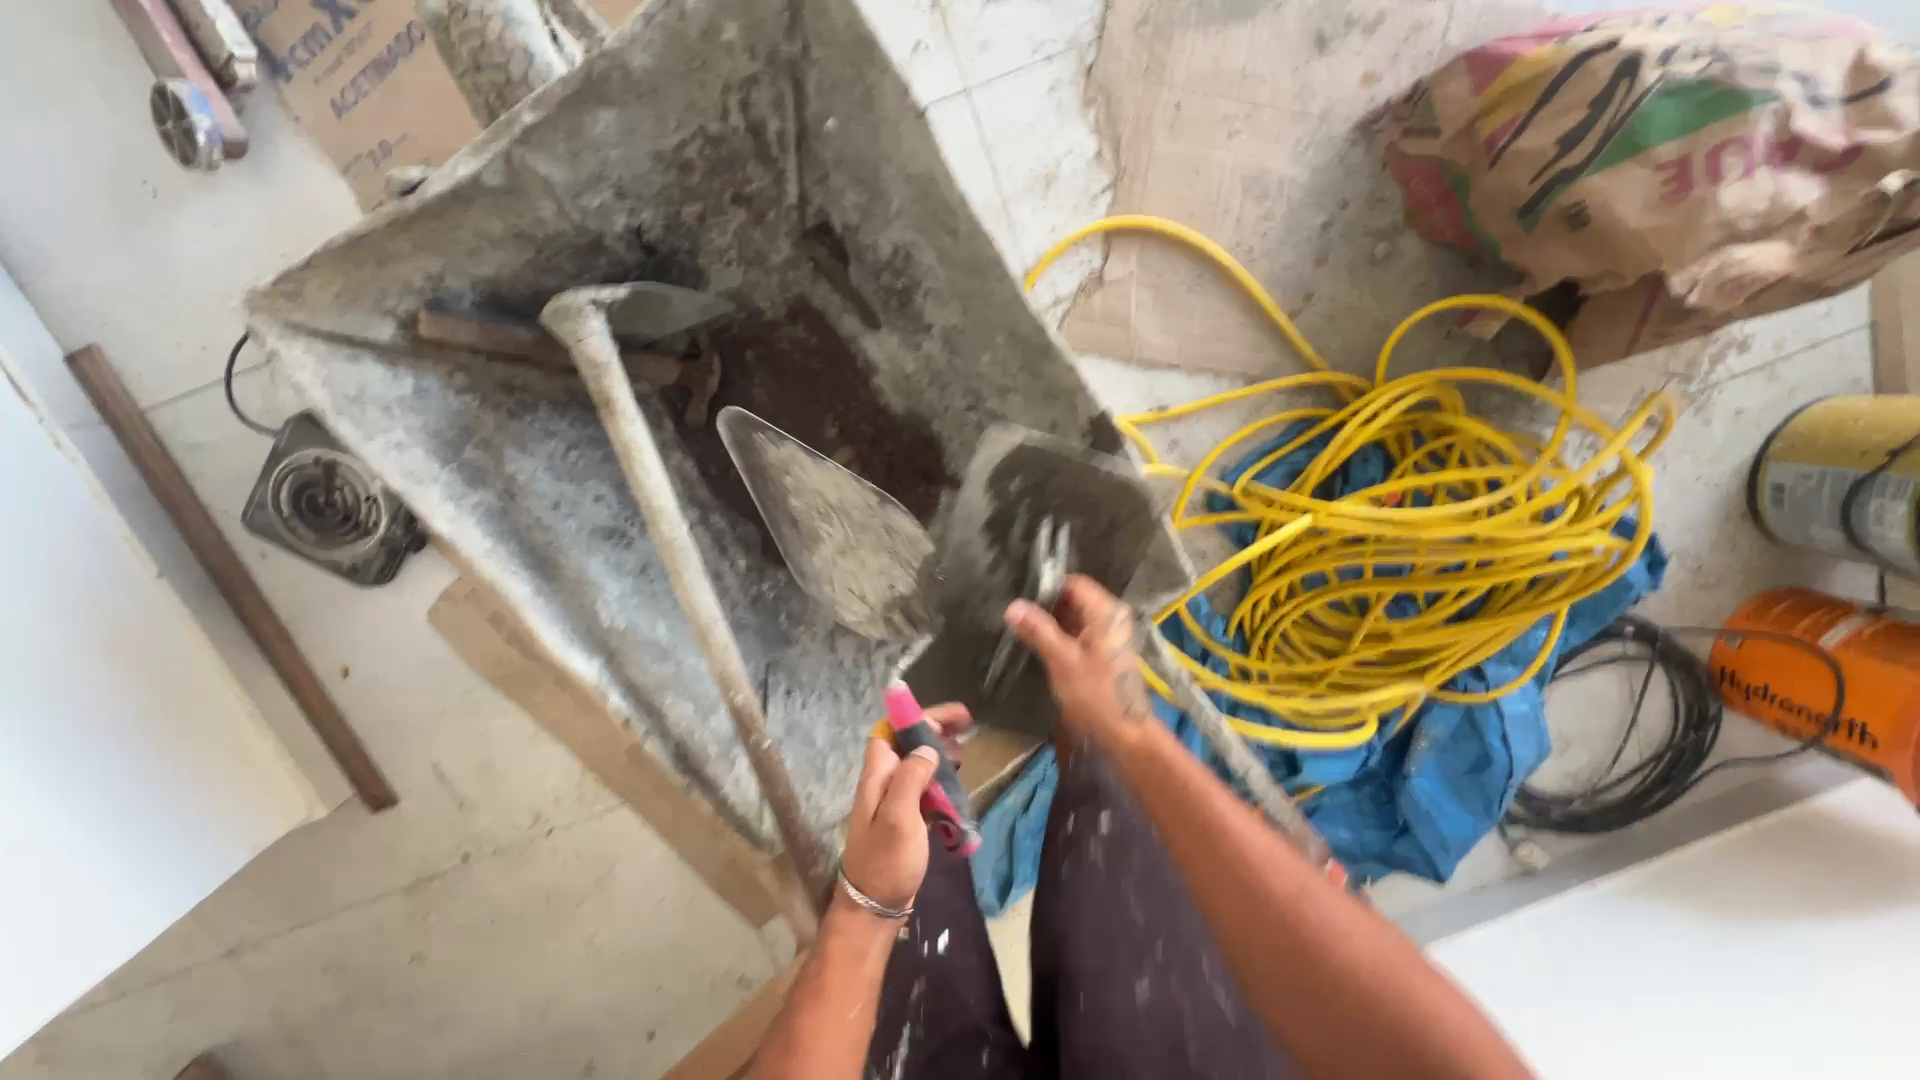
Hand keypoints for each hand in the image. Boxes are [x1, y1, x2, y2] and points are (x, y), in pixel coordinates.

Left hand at [839, 703, 971, 914]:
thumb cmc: (885, 861)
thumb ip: (910, 778)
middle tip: (967, 728)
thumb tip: (927, 747)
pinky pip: (925, 790)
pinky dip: (941, 784)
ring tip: (964, 754)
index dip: (916, 716)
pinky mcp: (906, 820)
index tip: (950, 717)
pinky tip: (957, 790)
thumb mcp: (898, 817)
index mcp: (878, 775)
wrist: (874, 907)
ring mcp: (894, 802)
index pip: (892, 729)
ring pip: (918, 765)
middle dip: (935, 731)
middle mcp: (883, 782)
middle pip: (908, 743)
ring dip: (940, 756)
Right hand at [1005, 575, 1151, 748]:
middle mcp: (1110, 617)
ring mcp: (1108, 634)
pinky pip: (1078, 632)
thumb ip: (1038, 631)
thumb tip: (1013, 606)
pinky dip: (1060, 635)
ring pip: (1074, 616)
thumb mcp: (1062, 661)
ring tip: (1021, 625)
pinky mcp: (1103, 651)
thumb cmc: (1096, 695)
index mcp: (1106, 612)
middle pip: (1074, 598)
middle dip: (1046, 604)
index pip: (1074, 583)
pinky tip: (1038, 642)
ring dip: (1051, 621)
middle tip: (1016, 611)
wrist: (1124, 733)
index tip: (1019, 594)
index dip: (1047, 586)